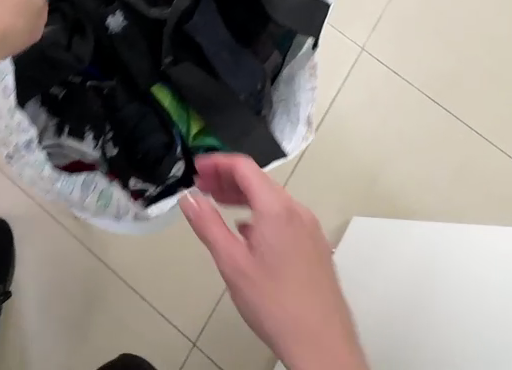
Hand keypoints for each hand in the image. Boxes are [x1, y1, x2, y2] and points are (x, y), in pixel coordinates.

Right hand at [180, 154, 367, 369]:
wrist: (323, 348)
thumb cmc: (274, 304)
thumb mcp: (232, 264)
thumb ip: (208, 225)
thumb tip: (188, 197)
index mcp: (277, 209)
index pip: (243, 167)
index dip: (216, 163)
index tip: (194, 169)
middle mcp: (298, 211)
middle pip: (258, 180)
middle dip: (226, 179)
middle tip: (200, 188)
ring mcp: (311, 229)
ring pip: (272, 199)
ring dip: (243, 196)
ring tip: (218, 206)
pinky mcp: (316, 247)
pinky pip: (284, 217)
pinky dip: (260, 214)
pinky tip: (246, 234)